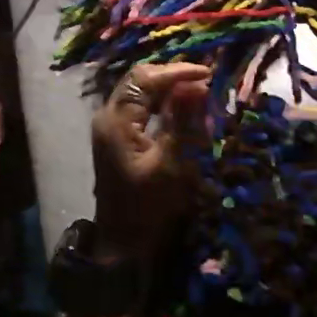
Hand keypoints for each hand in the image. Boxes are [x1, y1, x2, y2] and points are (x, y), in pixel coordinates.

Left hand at [90, 63, 209, 259]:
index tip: (208, 75)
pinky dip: (162, 103)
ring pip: (140, 93)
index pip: (145, 79)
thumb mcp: (172, 165)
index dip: (177, 72)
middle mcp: (108, 117)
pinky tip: (183, 109)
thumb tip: (197, 85)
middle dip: (173, 77)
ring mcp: (111, 127)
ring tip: (200, 92)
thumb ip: (184, 122)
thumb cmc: (149, 208)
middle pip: (140, 81)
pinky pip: (140, 108)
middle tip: (206, 81)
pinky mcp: (118, 138)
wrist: (123, 245)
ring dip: (169, 89)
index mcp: (116, 120)